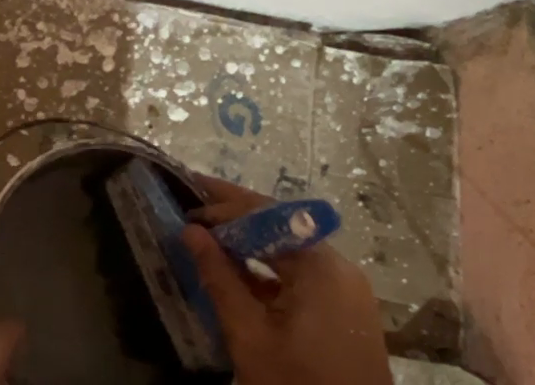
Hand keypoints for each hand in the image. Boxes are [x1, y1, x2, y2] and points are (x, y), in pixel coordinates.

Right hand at [181, 175, 392, 384]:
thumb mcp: (249, 335)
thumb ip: (219, 278)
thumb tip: (190, 232)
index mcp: (320, 265)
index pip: (266, 215)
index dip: (223, 205)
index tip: (187, 199)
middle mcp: (340, 267)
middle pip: (280, 227)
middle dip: (235, 216)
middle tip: (194, 205)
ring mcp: (347, 290)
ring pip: (291, 250)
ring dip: (251, 242)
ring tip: (210, 234)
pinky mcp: (347, 312)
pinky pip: (304, 275)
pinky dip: (271, 269)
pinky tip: (240, 271)